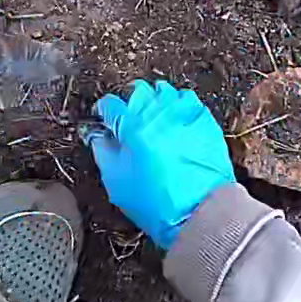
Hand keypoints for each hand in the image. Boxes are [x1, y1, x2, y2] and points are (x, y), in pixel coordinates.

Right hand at [86, 80, 234, 248]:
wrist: (201, 211)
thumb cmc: (157, 202)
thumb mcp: (117, 181)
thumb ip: (103, 151)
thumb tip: (97, 135)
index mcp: (131, 126)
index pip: (109, 104)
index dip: (104, 112)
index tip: (106, 120)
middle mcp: (156, 112)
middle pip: (136, 90)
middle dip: (130, 102)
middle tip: (130, 120)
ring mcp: (181, 112)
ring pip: (162, 90)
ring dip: (155, 101)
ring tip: (154, 121)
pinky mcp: (202, 117)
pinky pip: (186, 100)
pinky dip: (178, 107)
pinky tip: (176, 124)